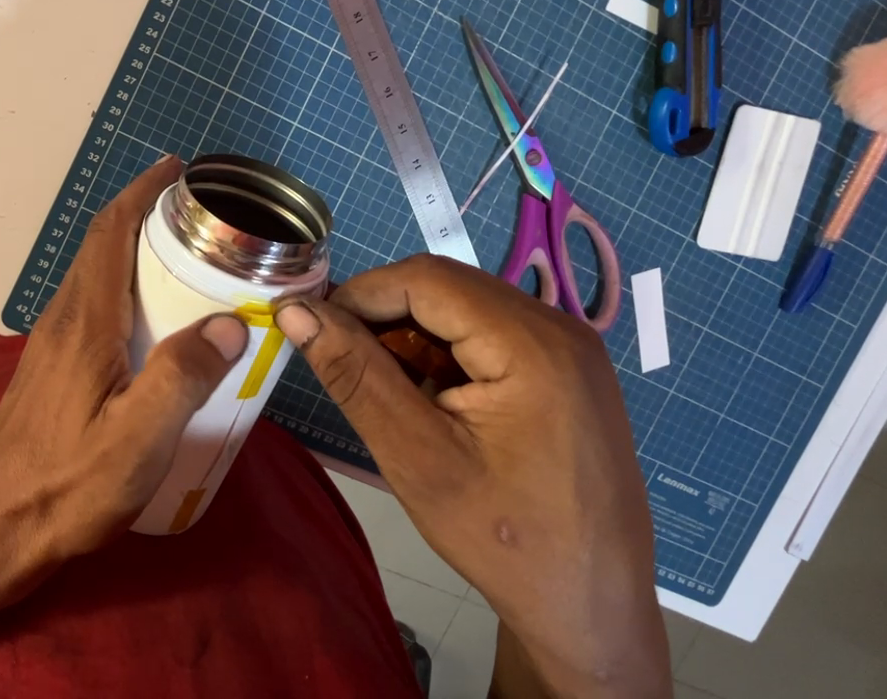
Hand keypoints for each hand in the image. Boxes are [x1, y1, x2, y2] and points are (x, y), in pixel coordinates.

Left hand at [0, 156, 248, 565]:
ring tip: (187, 258)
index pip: (110, 233)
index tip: (176, 169)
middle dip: (145, 215)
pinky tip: (155, 319)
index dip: (141, 192)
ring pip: (96, 274)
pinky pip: (94, 303)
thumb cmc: (69, 485)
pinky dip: (126, 286)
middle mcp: (64, 318)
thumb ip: (183, 376)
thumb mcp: (139, 438)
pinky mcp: (52, 365)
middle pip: (102, 245)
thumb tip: (230, 321)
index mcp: (86, 322)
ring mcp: (52, 341)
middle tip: (200, 216)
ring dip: (134, 250)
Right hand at [275, 256, 667, 698]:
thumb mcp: (415, 455)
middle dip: (383, 316)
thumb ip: (354, 374)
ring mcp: (568, 348)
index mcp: (533, 344)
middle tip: (343, 364)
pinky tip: (428, 399)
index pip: (425, 279)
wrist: (590, 608)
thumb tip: (296, 311)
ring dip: (409, 336)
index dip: (359, 294)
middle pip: (445, 287)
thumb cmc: (503, 538)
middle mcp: (559, 328)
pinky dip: (442, 353)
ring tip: (386, 391)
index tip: (313, 331)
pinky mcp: (564, 370)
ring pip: (461, 308)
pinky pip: (486, 333)